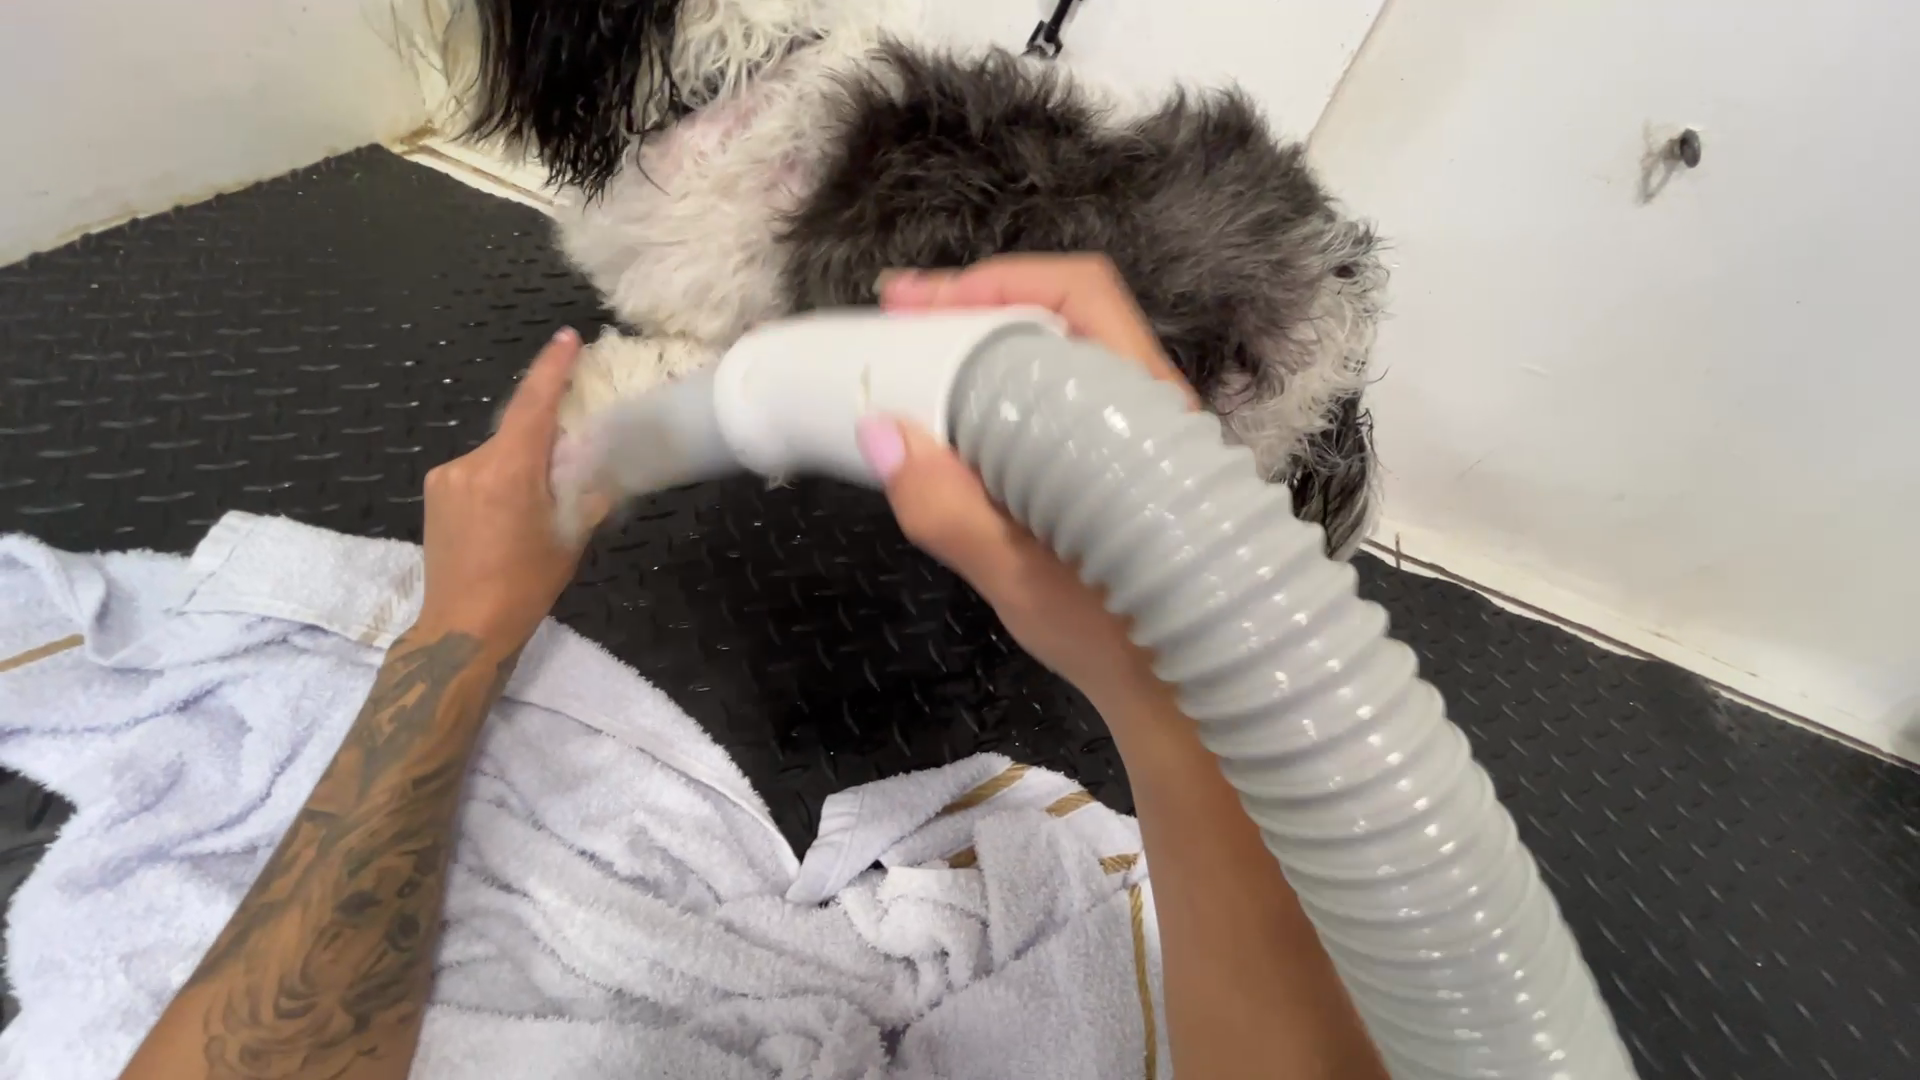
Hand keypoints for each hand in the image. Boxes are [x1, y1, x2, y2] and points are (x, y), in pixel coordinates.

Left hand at [415, 328, 607, 650]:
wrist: (463, 625)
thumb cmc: (527, 584)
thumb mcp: (570, 535)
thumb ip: (584, 487)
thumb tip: (595, 454)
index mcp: (507, 472)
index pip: (533, 407)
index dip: (552, 369)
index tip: (569, 338)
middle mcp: (469, 463)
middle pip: (519, 431)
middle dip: (548, 440)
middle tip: (571, 474)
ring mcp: (446, 476)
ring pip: (500, 452)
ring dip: (525, 464)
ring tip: (539, 509)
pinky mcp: (436, 491)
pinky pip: (481, 469)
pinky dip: (505, 477)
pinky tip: (512, 516)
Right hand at [861, 254, 1198, 705]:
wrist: (1174, 689)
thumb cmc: (1108, 635)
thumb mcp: (1016, 576)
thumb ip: (947, 510)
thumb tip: (877, 434)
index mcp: (1138, 410)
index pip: (1077, 296)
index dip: (991, 284)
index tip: (911, 304)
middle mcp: (1147, 404)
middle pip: (1065, 312)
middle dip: (977, 308)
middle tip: (902, 322)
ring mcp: (1138, 433)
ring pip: (1061, 354)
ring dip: (988, 348)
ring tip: (918, 362)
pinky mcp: (1120, 463)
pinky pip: (1059, 396)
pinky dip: (1004, 389)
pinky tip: (962, 417)